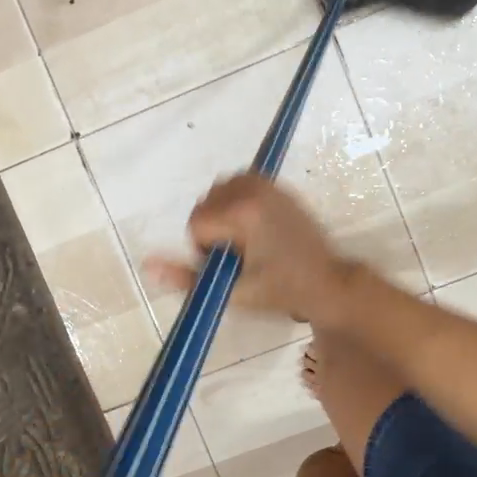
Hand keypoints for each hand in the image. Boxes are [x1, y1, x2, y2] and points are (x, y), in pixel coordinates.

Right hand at [145, 175, 357, 325]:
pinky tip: (254, 227)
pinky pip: (239, 184)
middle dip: (212, 230)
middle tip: (240, 256)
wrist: (328, 282)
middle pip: (205, 204)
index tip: (230, 267)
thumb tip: (148, 265)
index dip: (205, 250)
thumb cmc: (281, 291)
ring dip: (222, 215)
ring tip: (246, 242)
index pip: (196, 225)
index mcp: (242, 213)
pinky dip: (237, 202)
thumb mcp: (231, 291)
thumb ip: (186, 278)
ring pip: (219, 192)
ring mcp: (268, 184)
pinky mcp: (278, 185)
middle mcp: (252, 189)